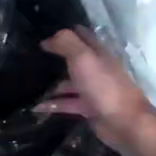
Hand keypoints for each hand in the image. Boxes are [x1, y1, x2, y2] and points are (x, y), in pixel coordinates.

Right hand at [36, 29, 155, 153]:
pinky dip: (54, 105)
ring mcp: (94, 89)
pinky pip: (68, 103)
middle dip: (56, 57)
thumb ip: (66, 43)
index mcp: (99, 53)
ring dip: (52, 84)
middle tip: (33, 57)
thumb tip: (47, 39)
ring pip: (70, 83)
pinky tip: (37, 107)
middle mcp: (97, 68)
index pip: (82, 35)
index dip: (64, 32)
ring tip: (31, 85)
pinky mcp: (90, 108)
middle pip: (74, 59)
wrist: (124, 123)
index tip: (43, 32)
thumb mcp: (83, 58)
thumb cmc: (104, 86)